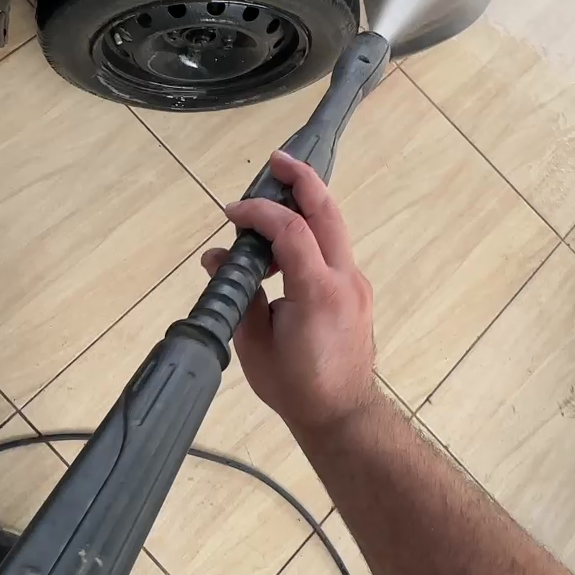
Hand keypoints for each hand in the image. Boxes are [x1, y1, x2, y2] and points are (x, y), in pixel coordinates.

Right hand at [200, 150, 382, 434]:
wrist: (342, 414)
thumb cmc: (295, 386)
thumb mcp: (255, 343)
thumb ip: (239, 294)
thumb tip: (217, 259)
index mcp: (317, 291)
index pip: (291, 230)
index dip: (260, 212)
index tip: (232, 213)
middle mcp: (345, 279)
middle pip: (327, 212)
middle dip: (302, 180)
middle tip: (277, 160)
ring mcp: (356, 283)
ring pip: (335, 227)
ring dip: (307, 204)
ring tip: (275, 197)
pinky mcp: (357, 291)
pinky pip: (334, 248)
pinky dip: (311, 232)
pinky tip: (286, 240)